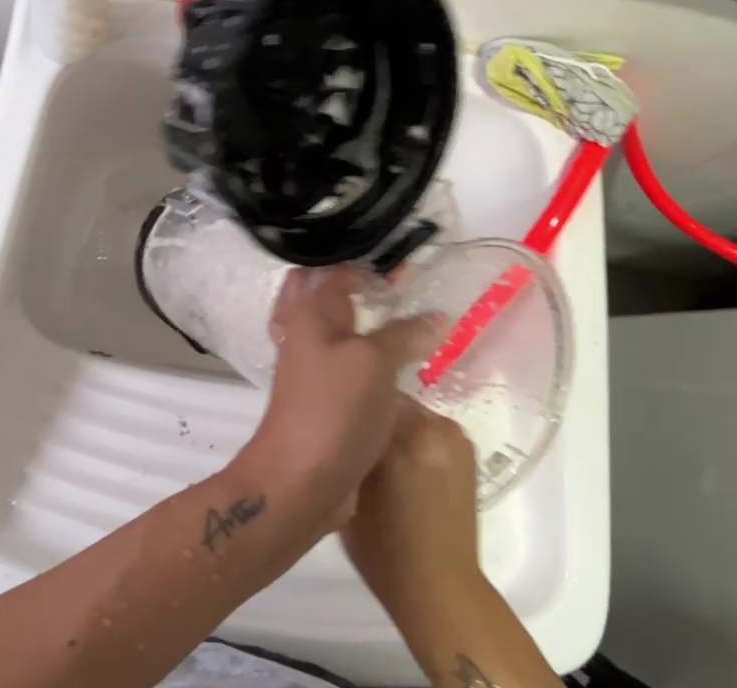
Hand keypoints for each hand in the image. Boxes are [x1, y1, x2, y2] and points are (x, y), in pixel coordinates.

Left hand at [236, 266, 438, 527]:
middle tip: (408, 285)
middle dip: (364, 285)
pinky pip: (349, 364)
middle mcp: (304, 330)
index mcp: (310, 310)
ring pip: (340, 329)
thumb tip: (436, 316)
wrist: (300, 479)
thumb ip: (403, 333)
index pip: (338, 267)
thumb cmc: (334, 408)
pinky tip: (402, 362)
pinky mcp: (322, 396)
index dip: (371, 260)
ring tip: (414, 316)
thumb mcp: (376, 362)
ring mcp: (310, 365)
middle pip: (330, 293)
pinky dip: (373, 357)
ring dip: (370, 321)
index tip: (411, 258)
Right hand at [342, 399, 482, 604]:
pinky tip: (401, 459)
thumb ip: (347, 448)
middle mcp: (431, 425)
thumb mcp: (349, 491)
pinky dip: (414, 435)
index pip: (363, 394)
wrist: (439, 586)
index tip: (328, 414)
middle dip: (370, 411)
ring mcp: (454, 436)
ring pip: (411, 412)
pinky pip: (430, 427)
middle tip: (349, 430)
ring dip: (393, 422)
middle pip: (389, 400)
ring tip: (375, 446)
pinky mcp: (466, 450)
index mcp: (400, 434)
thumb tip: (338, 424)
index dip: (344, 403)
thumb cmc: (383, 547)